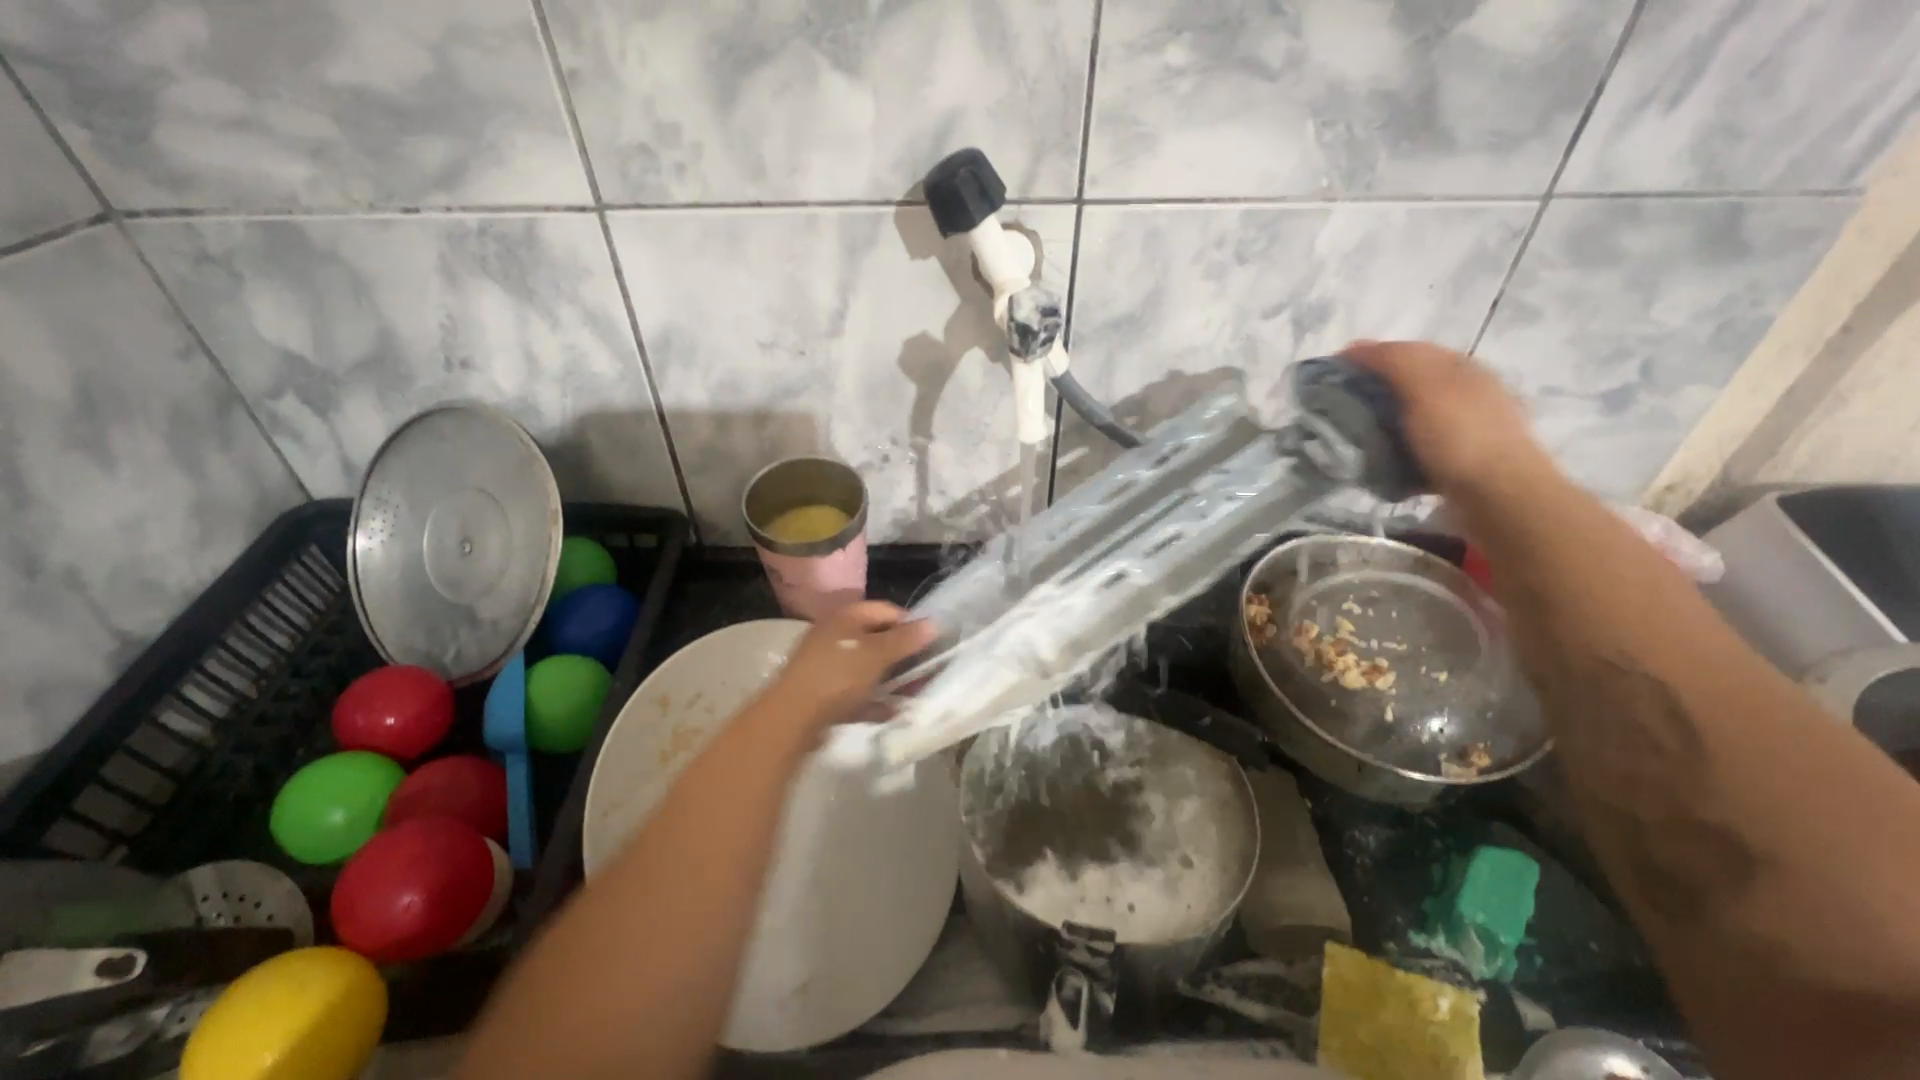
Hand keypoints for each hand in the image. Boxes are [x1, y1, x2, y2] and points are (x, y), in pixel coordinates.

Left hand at [759, 601, 935, 730]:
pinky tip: (892, 712)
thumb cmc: (838, 675)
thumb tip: (933, 623)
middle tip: (926, 670)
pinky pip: (856, 693)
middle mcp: (834, 636)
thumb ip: (905, 639)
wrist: (792, 718)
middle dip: (903, 655)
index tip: (930, 643)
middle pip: (876, 639)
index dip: (909, 623)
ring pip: (867, 668)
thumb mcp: (876, 654)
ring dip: (891, 680)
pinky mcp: (824, 694)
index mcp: (845, 617)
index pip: (885, 610)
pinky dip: (874, 701)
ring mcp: (827, 666)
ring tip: (914, 694)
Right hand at [1341, 340, 1559, 497]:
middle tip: (1335, 409)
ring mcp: (1463, 432)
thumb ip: (1392, 361)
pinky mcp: (1457, 466)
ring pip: (1409, 421)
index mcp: (1459, 368)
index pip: (1406, 350)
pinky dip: (1394, 457)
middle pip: (1406, 386)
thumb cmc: (1461, 436)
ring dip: (1380, 427)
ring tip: (1352, 440)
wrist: (1500, 499)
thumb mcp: (1424, 386)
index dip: (1367, 357)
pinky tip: (1378, 467)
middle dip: (1371, 394)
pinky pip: (1415, 454)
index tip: (1331, 374)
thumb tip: (1354, 348)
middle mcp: (1464, 395)